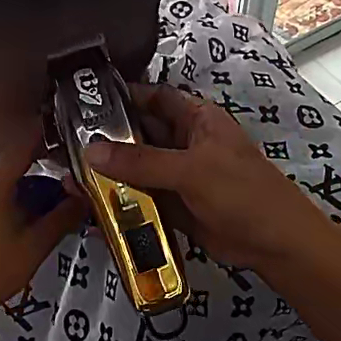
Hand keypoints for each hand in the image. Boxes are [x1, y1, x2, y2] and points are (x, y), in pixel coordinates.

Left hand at [0, 134, 86, 329]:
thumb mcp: (34, 247)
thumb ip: (62, 218)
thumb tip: (84, 197)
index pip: (20, 146)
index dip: (44, 134)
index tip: (65, 129)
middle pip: (12, 167)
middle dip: (42, 170)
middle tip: (69, 177)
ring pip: (2, 186)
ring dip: (27, 191)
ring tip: (52, 207)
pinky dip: (12, 203)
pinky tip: (25, 225)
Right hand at [84, 84, 328, 270]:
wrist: (274, 243)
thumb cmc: (241, 193)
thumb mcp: (191, 170)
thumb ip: (141, 161)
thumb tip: (91, 151)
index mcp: (198, 119)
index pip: (155, 97)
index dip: (124, 97)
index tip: (85, 102)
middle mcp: (186, 143)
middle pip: (142, 134)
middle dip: (109, 140)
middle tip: (65, 146)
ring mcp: (181, 176)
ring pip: (139, 169)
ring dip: (111, 174)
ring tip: (69, 177)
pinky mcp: (176, 206)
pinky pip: (144, 198)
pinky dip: (122, 202)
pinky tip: (92, 206)